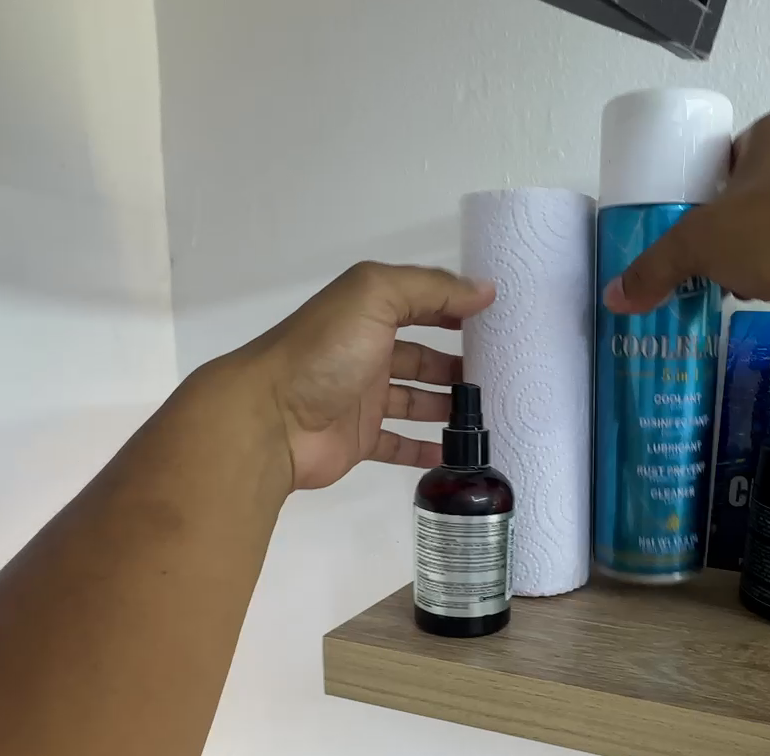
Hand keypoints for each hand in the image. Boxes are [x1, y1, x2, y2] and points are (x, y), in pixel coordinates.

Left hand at [242, 262, 494, 490]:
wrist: (271, 419)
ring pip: (415, 401)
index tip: (495, 324)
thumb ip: (431, 288)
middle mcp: (366, 353)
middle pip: (421, 358)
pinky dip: (426, 450)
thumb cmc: (325, 352)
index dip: (454, 310)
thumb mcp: (376, 296)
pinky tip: (456, 453)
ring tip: (486, 415)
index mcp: (367, 315)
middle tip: (498, 378)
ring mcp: (363, 400)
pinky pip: (400, 445)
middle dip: (456, 365)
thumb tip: (485, 290)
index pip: (420, 306)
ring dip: (447, 407)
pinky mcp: (360, 440)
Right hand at [602, 109, 769, 331]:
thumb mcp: (702, 244)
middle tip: (703, 267)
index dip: (699, 201)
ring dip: (753, 260)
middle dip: (725, 238)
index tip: (686, 236)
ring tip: (735, 285)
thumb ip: (656, 267)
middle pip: (747, 201)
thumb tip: (615, 297)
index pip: (723, 163)